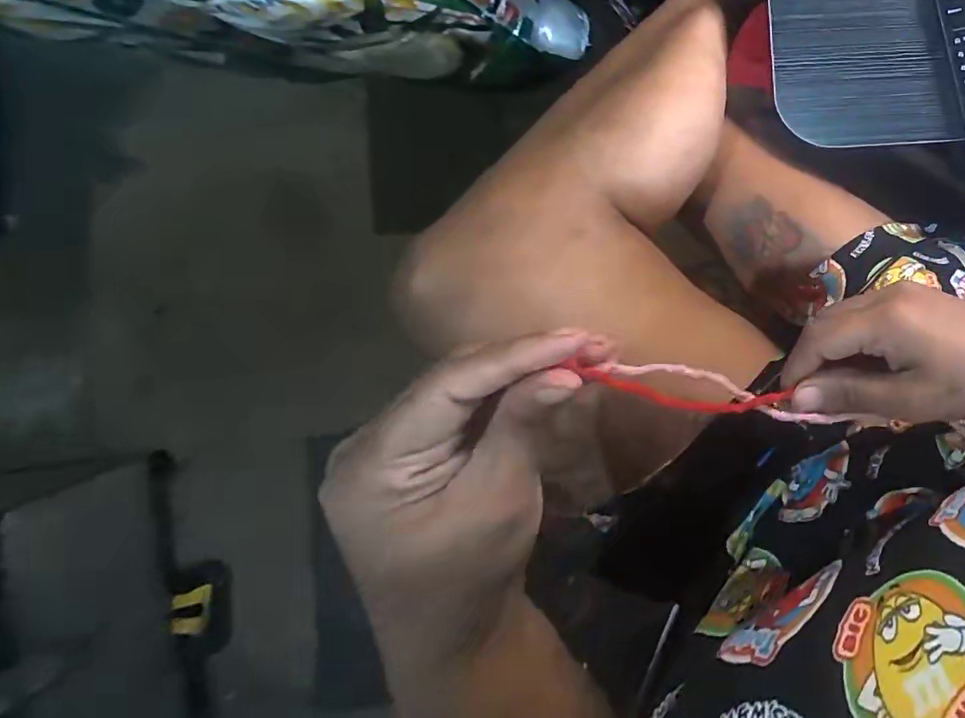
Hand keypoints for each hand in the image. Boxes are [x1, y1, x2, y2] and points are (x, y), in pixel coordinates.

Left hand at [319, 330, 601, 651]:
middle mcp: (372, 439)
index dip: (518, 355)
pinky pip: (468, 399)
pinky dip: (514, 382)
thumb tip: (567, 369)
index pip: (450, 385)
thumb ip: (522, 422)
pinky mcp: (420, 442)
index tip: (577, 338)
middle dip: (529, 354)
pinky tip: (553, 369)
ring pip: (466, 380)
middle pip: (457, 375)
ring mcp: (394, 439)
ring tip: (585, 349)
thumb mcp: (501, 494)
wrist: (454, 626)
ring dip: (527, 363)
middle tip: (593, 342)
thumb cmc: (472, 570)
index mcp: (374, 461)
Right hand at [782, 284, 964, 421]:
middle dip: (810, 357)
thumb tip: (797, 399)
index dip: (797, 369)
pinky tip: (864, 365)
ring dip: (830, 347)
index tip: (788, 404)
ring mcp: (900, 289)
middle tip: (810, 400)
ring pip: (844, 313)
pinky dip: (853, 337)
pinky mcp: (912, 294)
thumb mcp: (908, 400)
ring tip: (836, 387)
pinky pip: (866, 312)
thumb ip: (850, 394)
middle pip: (826, 319)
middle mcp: (884, 293)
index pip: (818, 337)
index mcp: (882, 318)